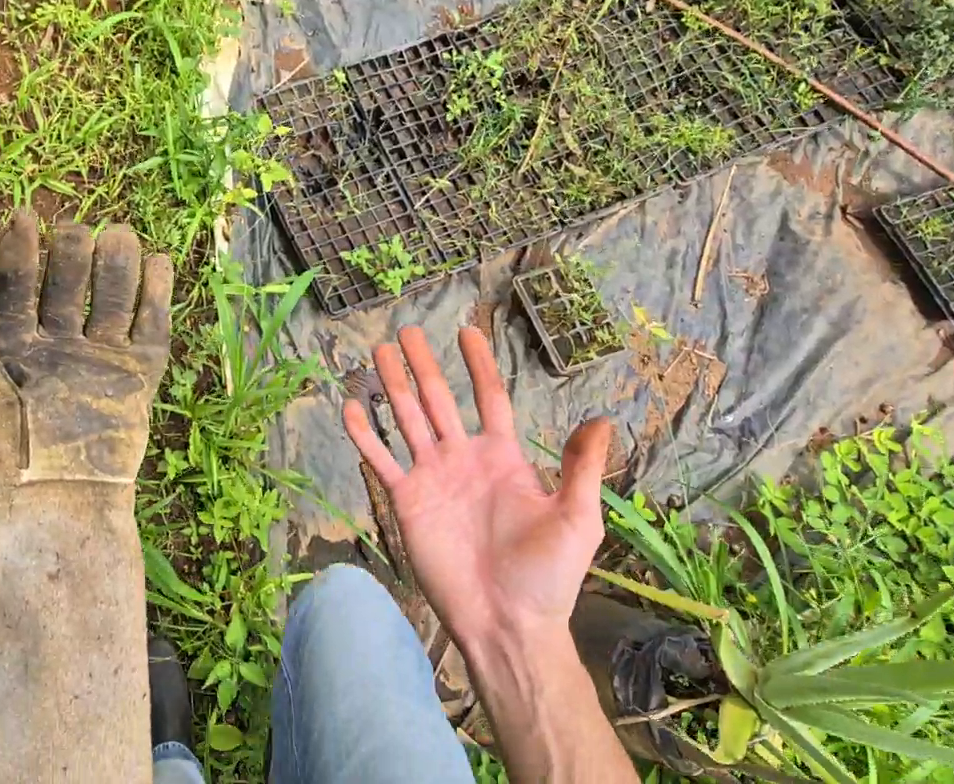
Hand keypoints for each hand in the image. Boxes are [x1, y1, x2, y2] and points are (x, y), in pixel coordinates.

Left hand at [0, 208, 172, 486]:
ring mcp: (97, 360)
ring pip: (110, 300)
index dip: (18, 252)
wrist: (51, 504)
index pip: (14, 286)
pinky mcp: (135, 378)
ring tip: (119, 233)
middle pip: (66, 286)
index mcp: (9, 346)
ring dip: (115, 266)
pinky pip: (150, 329)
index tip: (24, 215)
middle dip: (72, 254)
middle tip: (78, 228)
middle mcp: (54, 347)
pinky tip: (160, 262)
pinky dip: (157, 297)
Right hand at [343, 326, 611, 645]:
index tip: (466, 331)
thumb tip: (600, 420)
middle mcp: (462, 458)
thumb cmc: (547, 575)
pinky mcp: (407, 500)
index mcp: (502, 457)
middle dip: (422, 364)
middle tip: (406, 331)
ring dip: (392, 386)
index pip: (488, 398)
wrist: (506, 622)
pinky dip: (365, 434)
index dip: (478, 364)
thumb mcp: (576, 520)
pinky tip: (352, 407)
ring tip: (377, 353)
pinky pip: (381, 459)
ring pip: (406, 419)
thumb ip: (581, 469)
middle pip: (437, 399)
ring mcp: (431, 477)